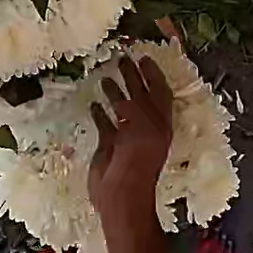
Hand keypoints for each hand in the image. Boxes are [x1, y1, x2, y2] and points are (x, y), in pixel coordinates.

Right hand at [90, 55, 174, 240]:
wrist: (121, 196)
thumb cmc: (137, 162)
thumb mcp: (143, 129)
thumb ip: (137, 107)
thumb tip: (128, 88)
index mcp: (159, 122)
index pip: (158, 91)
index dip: (153, 74)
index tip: (143, 56)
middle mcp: (146, 127)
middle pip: (140, 96)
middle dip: (132, 77)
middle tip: (122, 60)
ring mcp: (127, 137)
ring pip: (121, 109)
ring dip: (115, 93)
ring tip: (105, 77)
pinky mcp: (109, 147)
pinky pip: (105, 125)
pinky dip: (100, 113)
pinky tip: (93, 103)